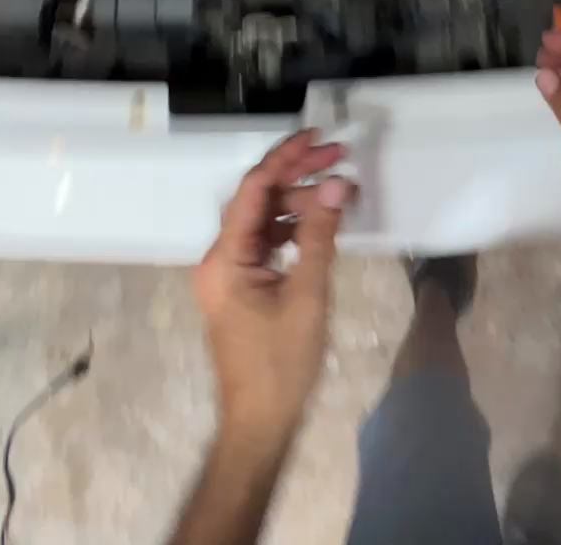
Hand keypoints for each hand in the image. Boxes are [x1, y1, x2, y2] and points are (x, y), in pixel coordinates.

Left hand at [193, 130, 356, 448]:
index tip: (316, 137)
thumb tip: (336, 183)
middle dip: (298, 175)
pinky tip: (323, 222)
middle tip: (339, 157)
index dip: (284, 158)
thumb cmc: (281, 361)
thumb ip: (320, 234)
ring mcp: (230, 273)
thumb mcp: (307, 294)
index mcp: (224, 258)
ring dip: (300, 202)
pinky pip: (267, 242)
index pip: (253, 190)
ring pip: (264, 219)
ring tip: (340, 191)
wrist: (260, 422)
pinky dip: (294, 227)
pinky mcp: (243, 285)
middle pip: (258, 200)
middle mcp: (220, 258)